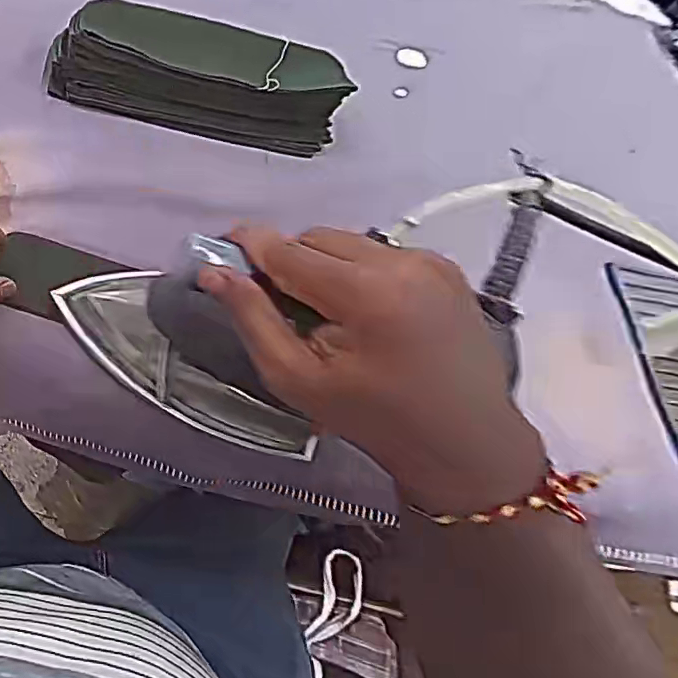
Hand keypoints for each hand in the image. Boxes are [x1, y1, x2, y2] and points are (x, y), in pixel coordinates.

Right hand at [199, 225, 546, 515]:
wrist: (462, 440)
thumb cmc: (371, 418)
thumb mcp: (295, 378)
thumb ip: (252, 319)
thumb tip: (216, 274)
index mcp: (366, 292)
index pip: (288, 251)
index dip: (249, 248)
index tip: (222, 250)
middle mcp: (403, 262)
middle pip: (317, 238)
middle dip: (287, 262)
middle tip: (276, 303)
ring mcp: (430, 262)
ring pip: (347, 242)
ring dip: (320, 265)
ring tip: (320, 312)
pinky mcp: (446, 269)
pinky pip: (378, 253)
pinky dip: (354, 271)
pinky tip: (358, 312)